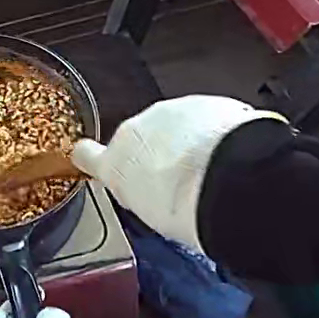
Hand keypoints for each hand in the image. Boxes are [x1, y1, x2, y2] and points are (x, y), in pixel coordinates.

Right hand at [71, 96, 284, 253]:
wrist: (224, 181)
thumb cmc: (185, 205)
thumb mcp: (151, 215)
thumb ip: (143, 196)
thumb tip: (153, 198)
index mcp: (112, 165)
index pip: (87, 155)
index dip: (90, 156)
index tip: (88, 156)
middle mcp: (132, 132)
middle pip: (139, 138)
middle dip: (157, 152)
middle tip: (179, 179)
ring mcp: (166, 114)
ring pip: (174, 126)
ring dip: (188, 142)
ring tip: (210, 170)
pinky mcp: (200, 102)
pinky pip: (206, 117)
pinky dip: (216, 132)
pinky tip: (232, 155)